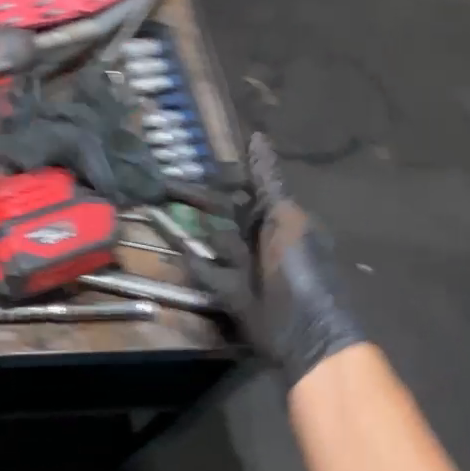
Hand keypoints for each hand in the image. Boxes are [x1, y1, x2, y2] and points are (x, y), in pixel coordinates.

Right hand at [187, 132, 365, 386]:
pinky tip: (174, 249)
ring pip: (214, 240)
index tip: (191, 155)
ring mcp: (246, 267)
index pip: (246, 187)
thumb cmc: (302, 270)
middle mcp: (262, 239)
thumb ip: (269, 180)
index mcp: (279, 218)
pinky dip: (193, 263)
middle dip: (199, 199)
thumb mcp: (286, 218)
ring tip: (161, 209)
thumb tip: (257, 136)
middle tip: (164, 182)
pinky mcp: (232, 293)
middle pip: (225, 212)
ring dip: (193, 229)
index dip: (222, 174)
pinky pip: (208, 273)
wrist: (308, 334)